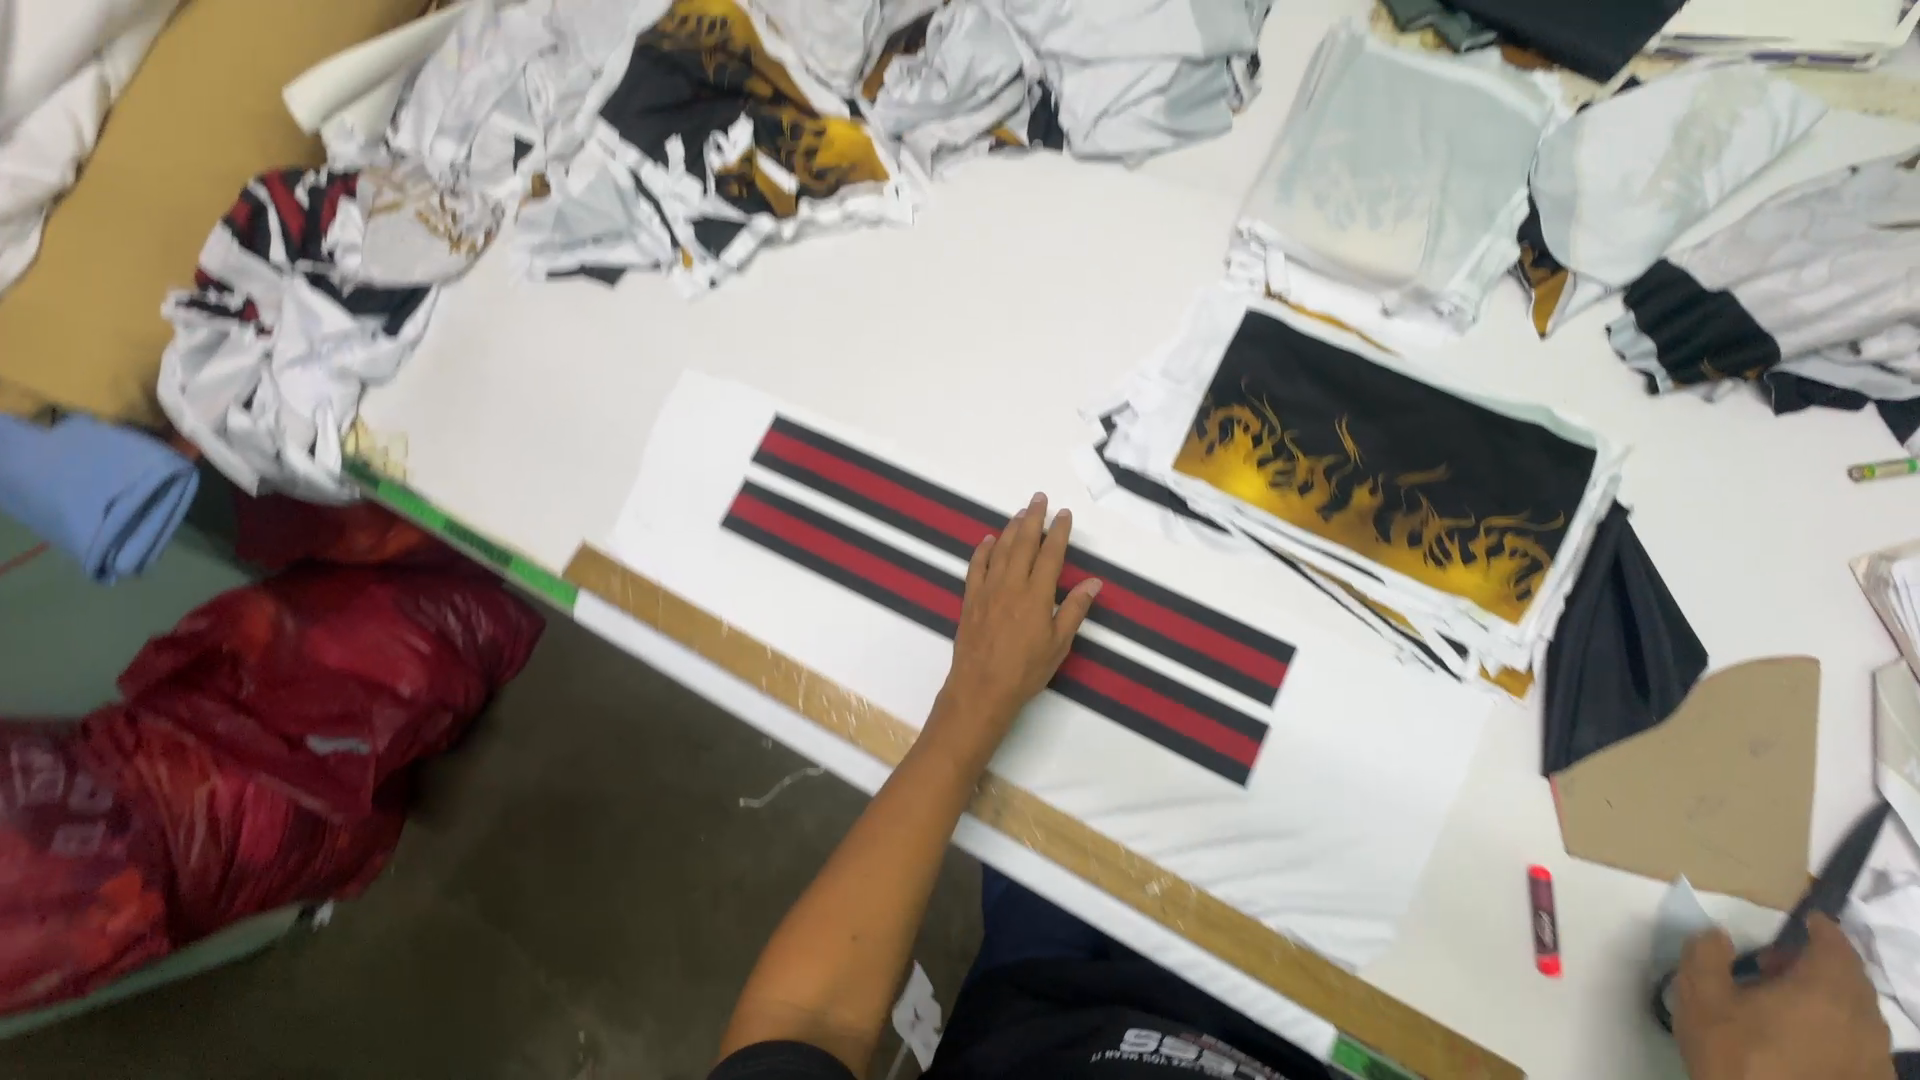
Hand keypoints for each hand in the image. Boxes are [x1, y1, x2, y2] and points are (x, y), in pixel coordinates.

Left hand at [920, 493, 1101, 774]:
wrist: (981, 687)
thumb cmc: (1026, 670)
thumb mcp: (1059, 644)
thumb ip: (1074, 610)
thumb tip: (1093, 582)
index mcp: (1037, 595)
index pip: (1050, 555)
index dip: (1058, 532)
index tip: (1064, 514)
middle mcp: (1011, 585)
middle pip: (1023, 543)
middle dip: (1033, 519)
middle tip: (1039, 498)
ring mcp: (987, 590)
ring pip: (999, 550)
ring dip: (1010, 529)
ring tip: (1019, 513)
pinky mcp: (970, 599)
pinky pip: (976, 567)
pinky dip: (982, 550)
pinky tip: (988, 540)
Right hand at [1673, 916, 1891, 1079]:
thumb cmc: (1733, 1051)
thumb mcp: (1699, 994)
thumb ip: (1706, 953)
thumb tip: (1718, 934)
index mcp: (1822, 991)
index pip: (1836, 949)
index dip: (1824, 930)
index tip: (1809, 919)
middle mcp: (1860, 1021)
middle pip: (1854, 980)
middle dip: (1821, 963)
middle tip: (1777, 962)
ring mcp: (1873, 1058)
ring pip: (1860, 1013)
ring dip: (1830, 995)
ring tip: (1787, 1001)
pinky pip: (1862, 1042)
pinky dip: (1839, 1027)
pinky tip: (1805, 1038)